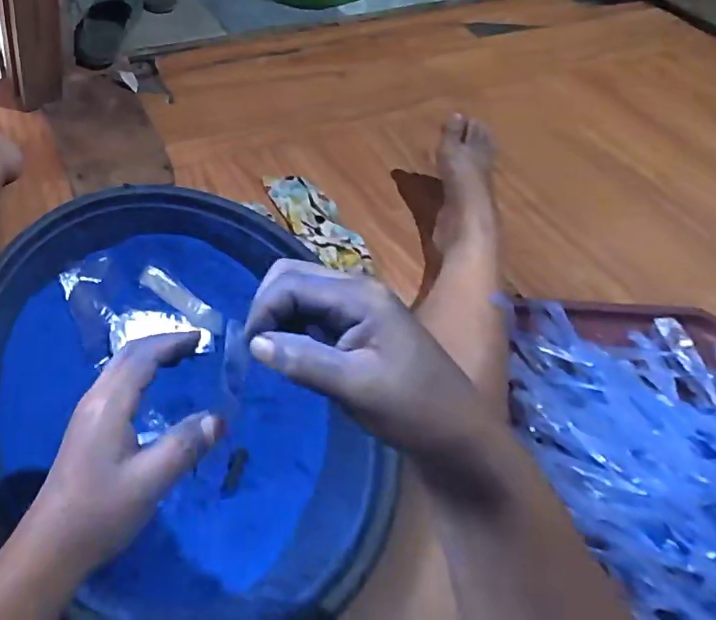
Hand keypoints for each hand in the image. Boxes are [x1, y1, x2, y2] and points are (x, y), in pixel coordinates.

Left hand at [22, 331, 221, 573]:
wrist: (54, 537)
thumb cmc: (102, 509)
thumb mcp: (149, 482)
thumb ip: (183, 447)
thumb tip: (218, 418)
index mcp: (110, 402)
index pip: (142, 356)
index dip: (172, 342)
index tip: (202, 337)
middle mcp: (96, 396)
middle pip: (129, 354)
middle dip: (162, 343)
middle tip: (196, 345)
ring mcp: (88, 409)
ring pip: (120, 367)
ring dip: (149, 356)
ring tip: (180, 360)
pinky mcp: (87, 423)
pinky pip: (116, 381)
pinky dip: (139, 372)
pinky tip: (152, 389)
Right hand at [243, 260, 487, 469]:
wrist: (463, 440)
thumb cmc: (414, 412)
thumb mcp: (356, 388)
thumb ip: (303, 361)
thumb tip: (254, 344)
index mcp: (359, 295)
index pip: (290, 283)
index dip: (263, 310)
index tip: (252, 349)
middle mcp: (356, 287)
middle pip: (290, 275)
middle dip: (267, 305)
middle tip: (259, 345)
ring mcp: (358, 303)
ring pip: (298, 290)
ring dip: (279, 315)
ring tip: (274, 351)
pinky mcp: (357, 320)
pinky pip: (311, 309)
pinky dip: (293, 324)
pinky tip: (295, 352)